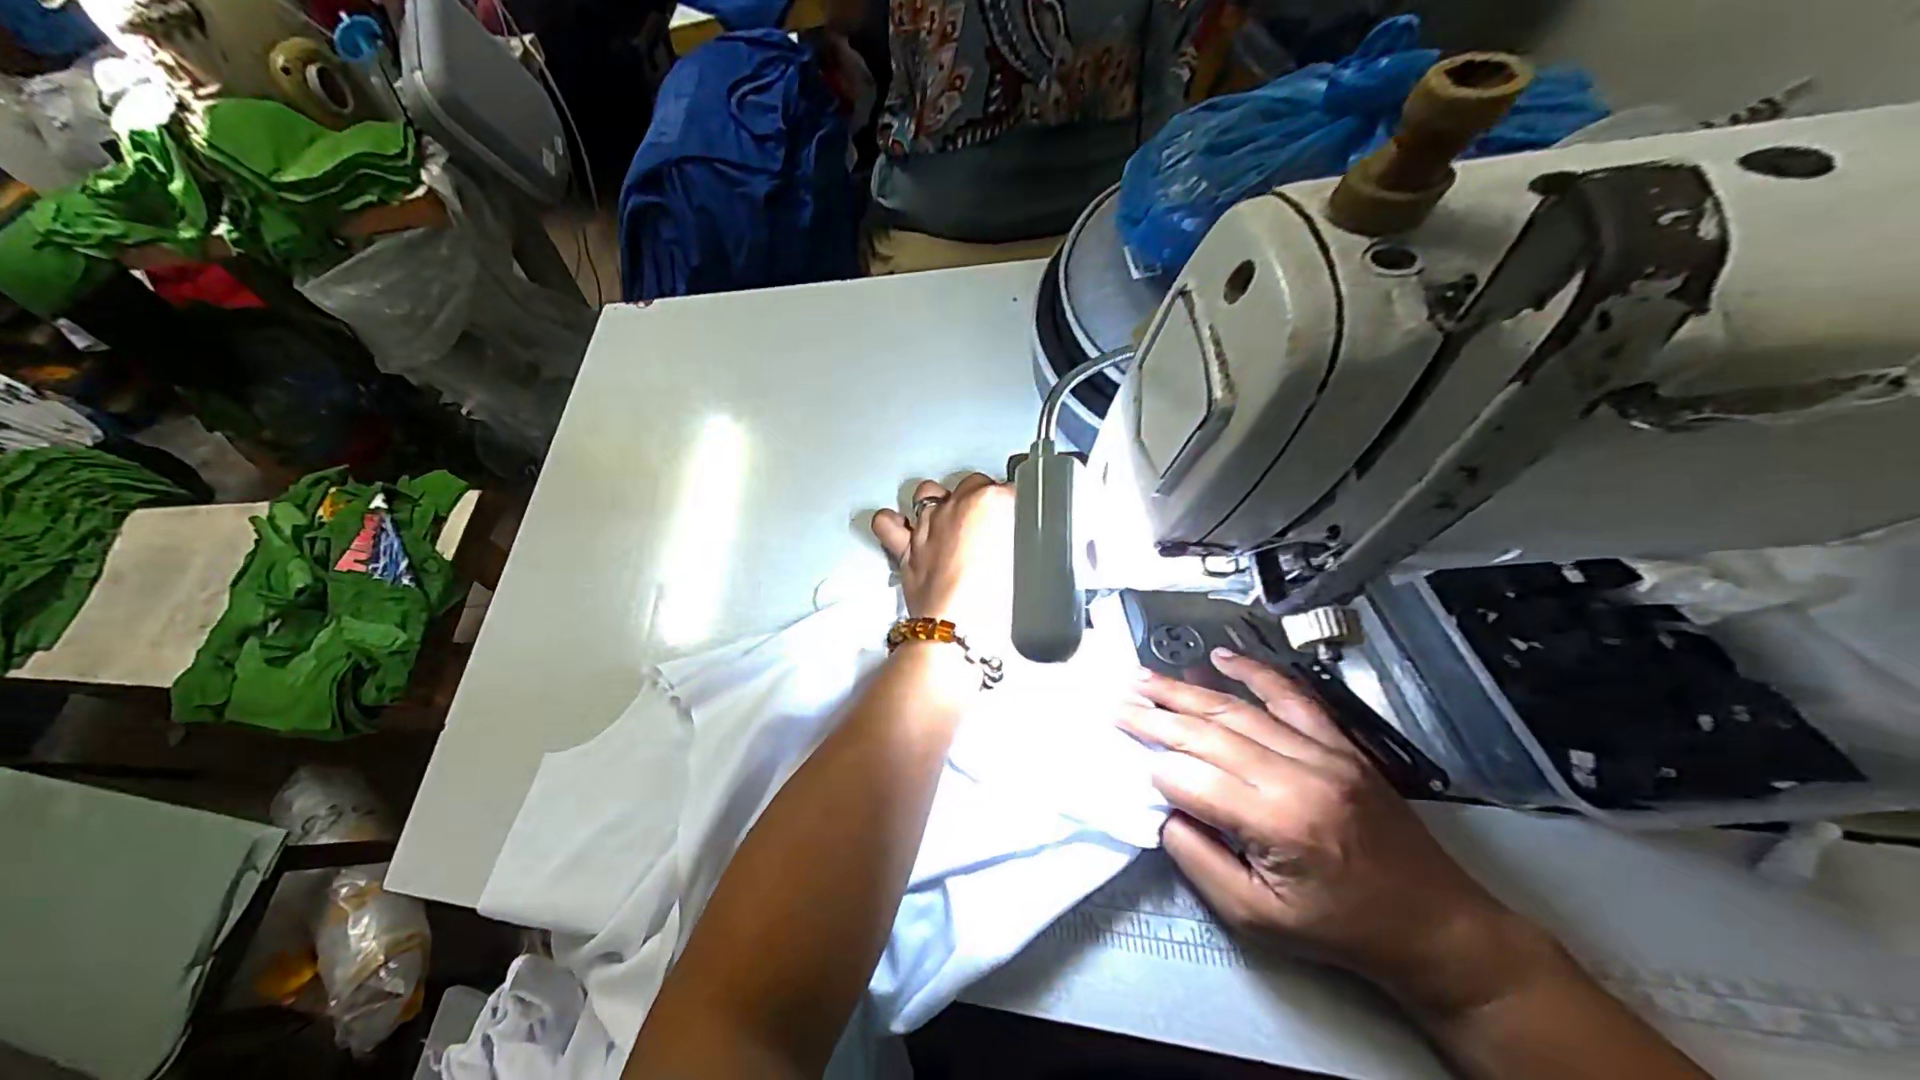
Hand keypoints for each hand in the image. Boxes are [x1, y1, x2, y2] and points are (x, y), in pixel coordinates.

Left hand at [871, 475, 1015, 638]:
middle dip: (984, 497)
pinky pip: (888, 521)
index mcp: (992, 502)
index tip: (1021, 520)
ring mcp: (928, 524)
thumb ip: (1020, 540)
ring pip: (930, 491)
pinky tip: (907, 528)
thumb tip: (1015, 536)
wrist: (958, 631)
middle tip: (994, 524)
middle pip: (974, 483)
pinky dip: (895, 521)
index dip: (1017, 506)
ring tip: (954, 519)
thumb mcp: (1025, 565)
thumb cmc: (995, 604)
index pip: (1011, 489)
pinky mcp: (906, 547)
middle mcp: (956, 506)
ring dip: (942, 499)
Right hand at [1119, 649, 1553, 1017]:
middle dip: (1157, 716)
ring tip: (1147, 677)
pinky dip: (1255, 673)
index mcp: (1278, 825)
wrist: (1434, 925)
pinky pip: (1293, 697)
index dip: (1157, 773)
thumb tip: (1164, 811)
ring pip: (1241, 709)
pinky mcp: (1341, 744)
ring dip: (1188, 690)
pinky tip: (1221, 658)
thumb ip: (1200, 862)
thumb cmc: (1340, 930)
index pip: (1194, 781)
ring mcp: (1324, 753)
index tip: (1130, 763)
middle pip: (1210, 733)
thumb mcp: (1257, 918)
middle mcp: (1299, 776)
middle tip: (1119, 702)